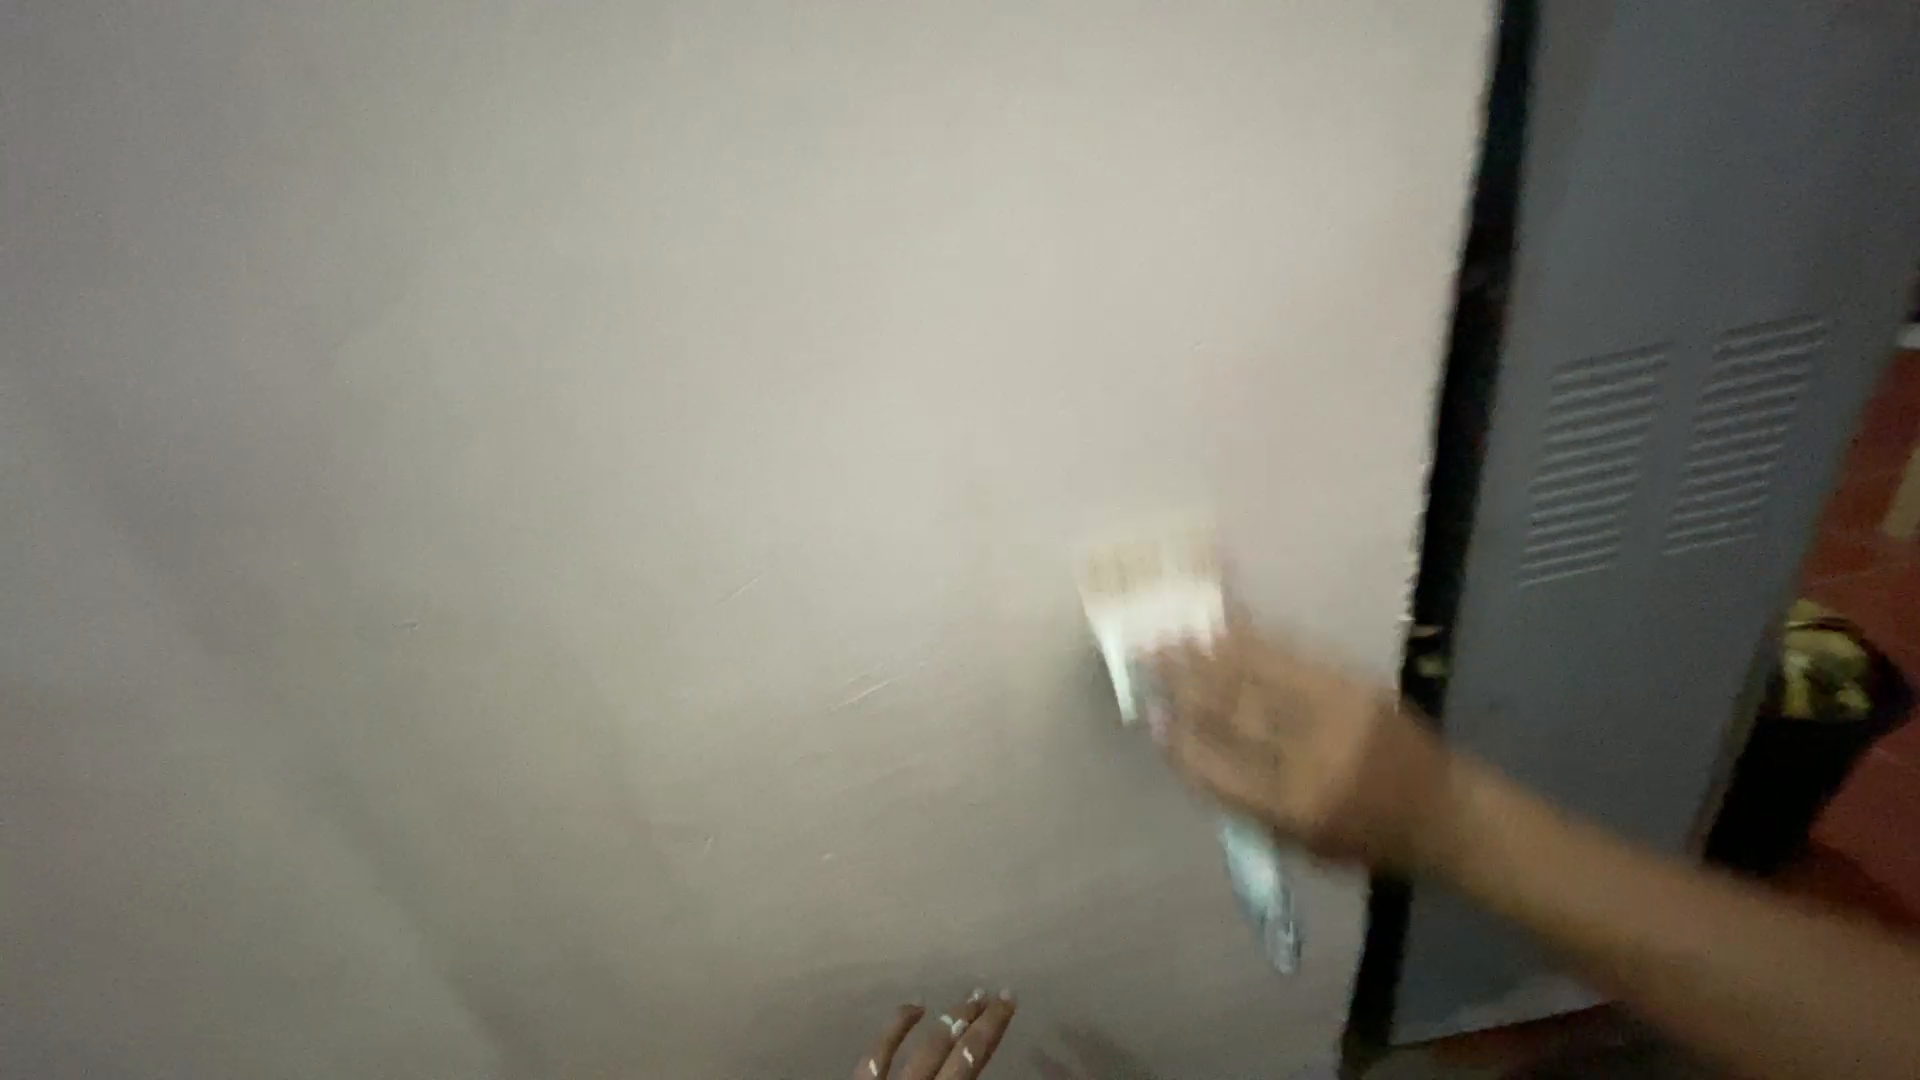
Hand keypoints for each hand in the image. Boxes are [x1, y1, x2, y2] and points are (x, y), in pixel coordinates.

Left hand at [853, 991, 1016, 1079]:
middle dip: (976, 1019)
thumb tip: (978, 1060)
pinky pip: (876, 1053)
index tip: (1008, 1000)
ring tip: (969, 998)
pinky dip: (896, 1027)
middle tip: (994, 994)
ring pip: (922, 1045)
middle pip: (952, 1046)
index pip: (973, 1058)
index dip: (993, 1028)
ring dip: (947, 1019)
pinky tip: (915, 1007)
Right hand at [1149, 623, 1459, 871]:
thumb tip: (1188, 745)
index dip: (1179, 740)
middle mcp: (1313, 757)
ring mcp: (1335, 713)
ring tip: (1170, 634)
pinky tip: (1221, 627)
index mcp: (1296, 807)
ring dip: (1206, 653)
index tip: (1151, 715)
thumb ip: (1242, 799)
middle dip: (1183, 681)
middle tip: (1145, 655)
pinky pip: (1290, 655)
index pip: (1218, 766)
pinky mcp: (1352, 685)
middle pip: (1231, 710)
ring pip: (1254, 676)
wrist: (1447, 812)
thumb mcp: (1299, 843)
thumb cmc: (1365, 839)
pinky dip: (1249, 639)